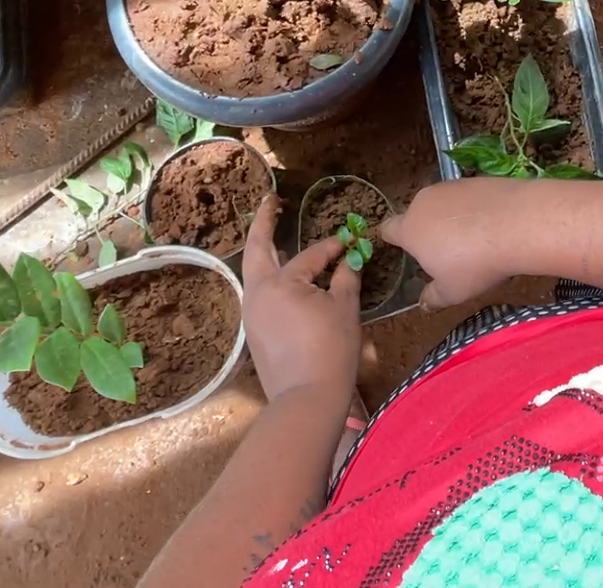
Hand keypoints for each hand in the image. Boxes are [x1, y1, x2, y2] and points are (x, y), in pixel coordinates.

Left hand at [241, 195, 360, 403]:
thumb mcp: (345, 309)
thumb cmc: (330, 350)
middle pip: (257, 250)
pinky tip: (284, 278)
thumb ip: (345, 278)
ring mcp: (252, 315)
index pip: (310, 256)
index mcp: (281, 283)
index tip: (349, 242)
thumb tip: (350, 260)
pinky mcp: (254, 333)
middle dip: (262, 223)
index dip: (332, 247)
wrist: (306, 400)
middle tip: (269, 202)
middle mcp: (258, 294)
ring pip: (256, 273)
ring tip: (271, 234)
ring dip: (264, 252)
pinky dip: (271, 278)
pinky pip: (261, 294)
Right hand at [379, 179, 524, 309]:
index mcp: (410, 229)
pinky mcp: (476, 179)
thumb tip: (423, 304)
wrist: (517, 223)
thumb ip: (433, 297)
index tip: (399, 245)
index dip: (391, 237)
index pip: (388, 229)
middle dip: (428, 230)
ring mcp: (451, 186)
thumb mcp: (453, 292)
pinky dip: (474, 208)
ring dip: (452, 218)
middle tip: (447, 252)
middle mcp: (425, 202)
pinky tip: (493, 224)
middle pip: (418, 214)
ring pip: (443, 204)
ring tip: (475, 239)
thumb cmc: (475, 264)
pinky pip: (468, 197)